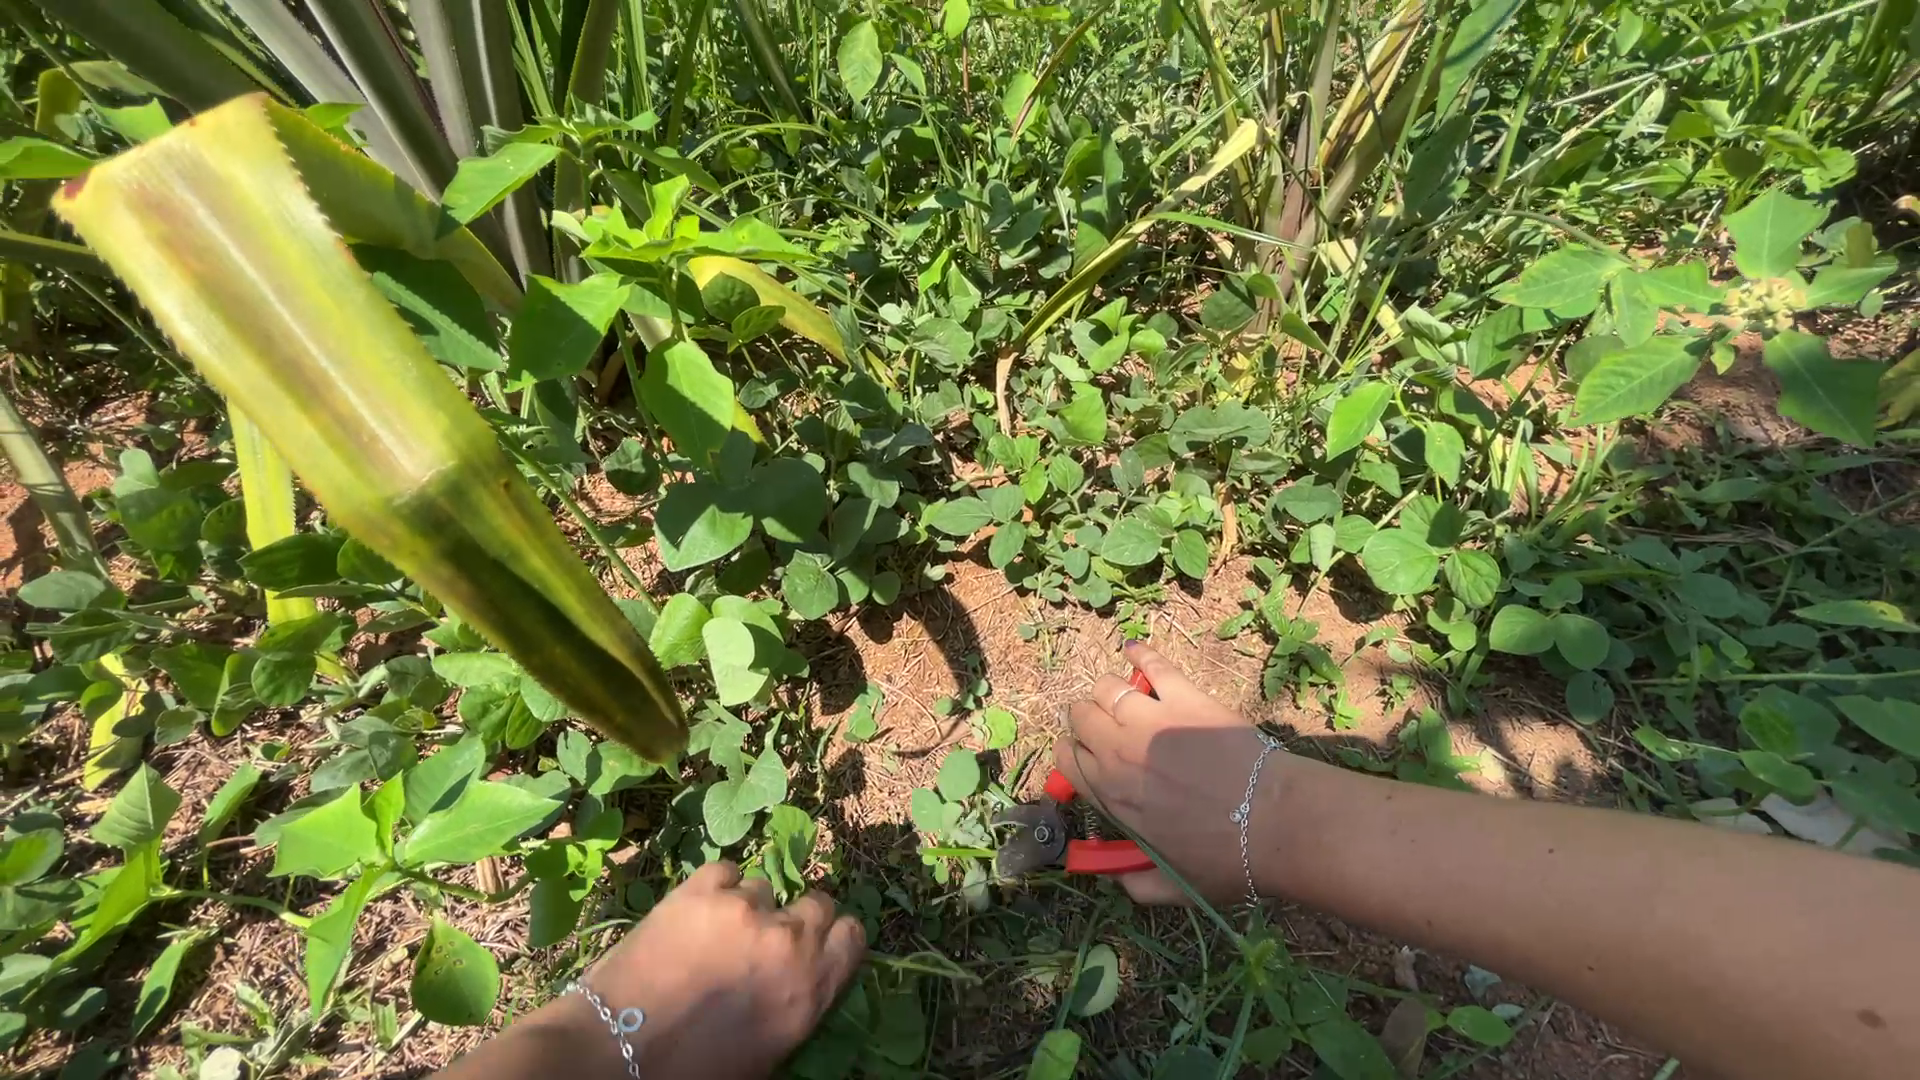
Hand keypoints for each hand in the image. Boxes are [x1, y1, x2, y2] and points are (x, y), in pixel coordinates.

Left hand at [521, 861, 865, 1078]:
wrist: (607, 1058)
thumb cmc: (692, 1073)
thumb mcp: (766, 1053)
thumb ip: (797, 1002)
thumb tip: (804, 974)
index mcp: (808, 989)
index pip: (852, 935)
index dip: (834, 939)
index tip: (816, 947)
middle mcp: (787, 940)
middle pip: (818, 902)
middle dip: (797, 919)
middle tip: (764, 941)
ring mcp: (744, 907)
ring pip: (765, 889)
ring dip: (749, 908)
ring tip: (715, 934)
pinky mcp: (702, 886)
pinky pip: (726, 872)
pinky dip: (715, 889)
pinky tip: (695, 915)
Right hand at [1052, 641, 1284, 904]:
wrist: (1278, 822)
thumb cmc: (1227, 859)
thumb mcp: (1175, 887)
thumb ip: (1135, 883)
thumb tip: (1113, 874)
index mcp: (1112, 795)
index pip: (1065, 758)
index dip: (1073, 754)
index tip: (1089, 757)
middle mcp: (1118, 751)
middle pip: (1079, 715)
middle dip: (1087, 719)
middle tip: (1109, 727)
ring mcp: (1149, 718)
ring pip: (1104, 687)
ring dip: (1109, 692)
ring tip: (1127, 699)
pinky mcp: (1183, 696)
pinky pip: (1151, 664)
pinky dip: (1139, 654)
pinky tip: (1134, 651)